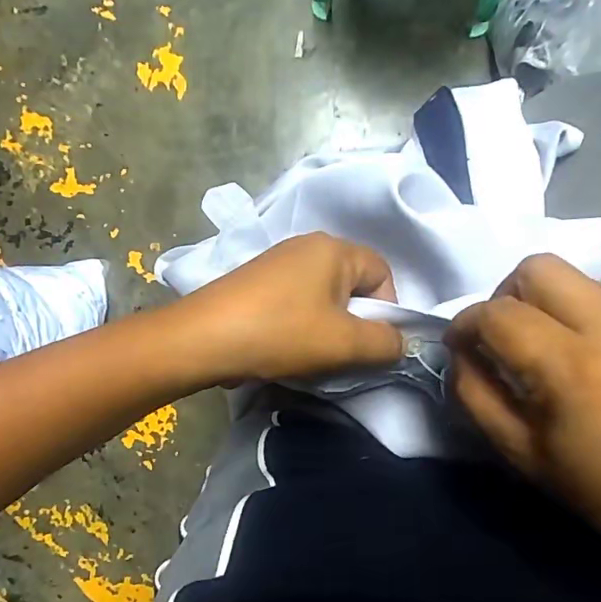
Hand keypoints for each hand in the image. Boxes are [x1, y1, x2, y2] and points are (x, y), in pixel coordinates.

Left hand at [172, 232, 404, 383]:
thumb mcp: (344, 344)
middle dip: (353, 323)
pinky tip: (280, 349)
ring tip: (306, 356)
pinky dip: (295, 327)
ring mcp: (275, 263)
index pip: (383, 274)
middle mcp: (305, 246)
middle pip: (351, 286)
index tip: (369, 344)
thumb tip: (399, 342)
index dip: (387, 312)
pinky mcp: (252, 283)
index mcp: (333, 248)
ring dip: (323, 330)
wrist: (201, 339)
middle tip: (339, 355)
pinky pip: (292, 304)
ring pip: (320, 298)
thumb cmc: (280, 333)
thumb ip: (385, 343)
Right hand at [445, 254, 600, 591]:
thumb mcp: (518, 452)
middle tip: (507, 336)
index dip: (464, 324)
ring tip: (555, 348)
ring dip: (550, 303)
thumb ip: (474, 394)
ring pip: (579, 278)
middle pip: (538, 268)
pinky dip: (591, 316)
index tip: (460, 345)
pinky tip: (600, 358)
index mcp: (571, 367)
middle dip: (506, 296)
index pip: (497, 313)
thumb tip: (462, 353)